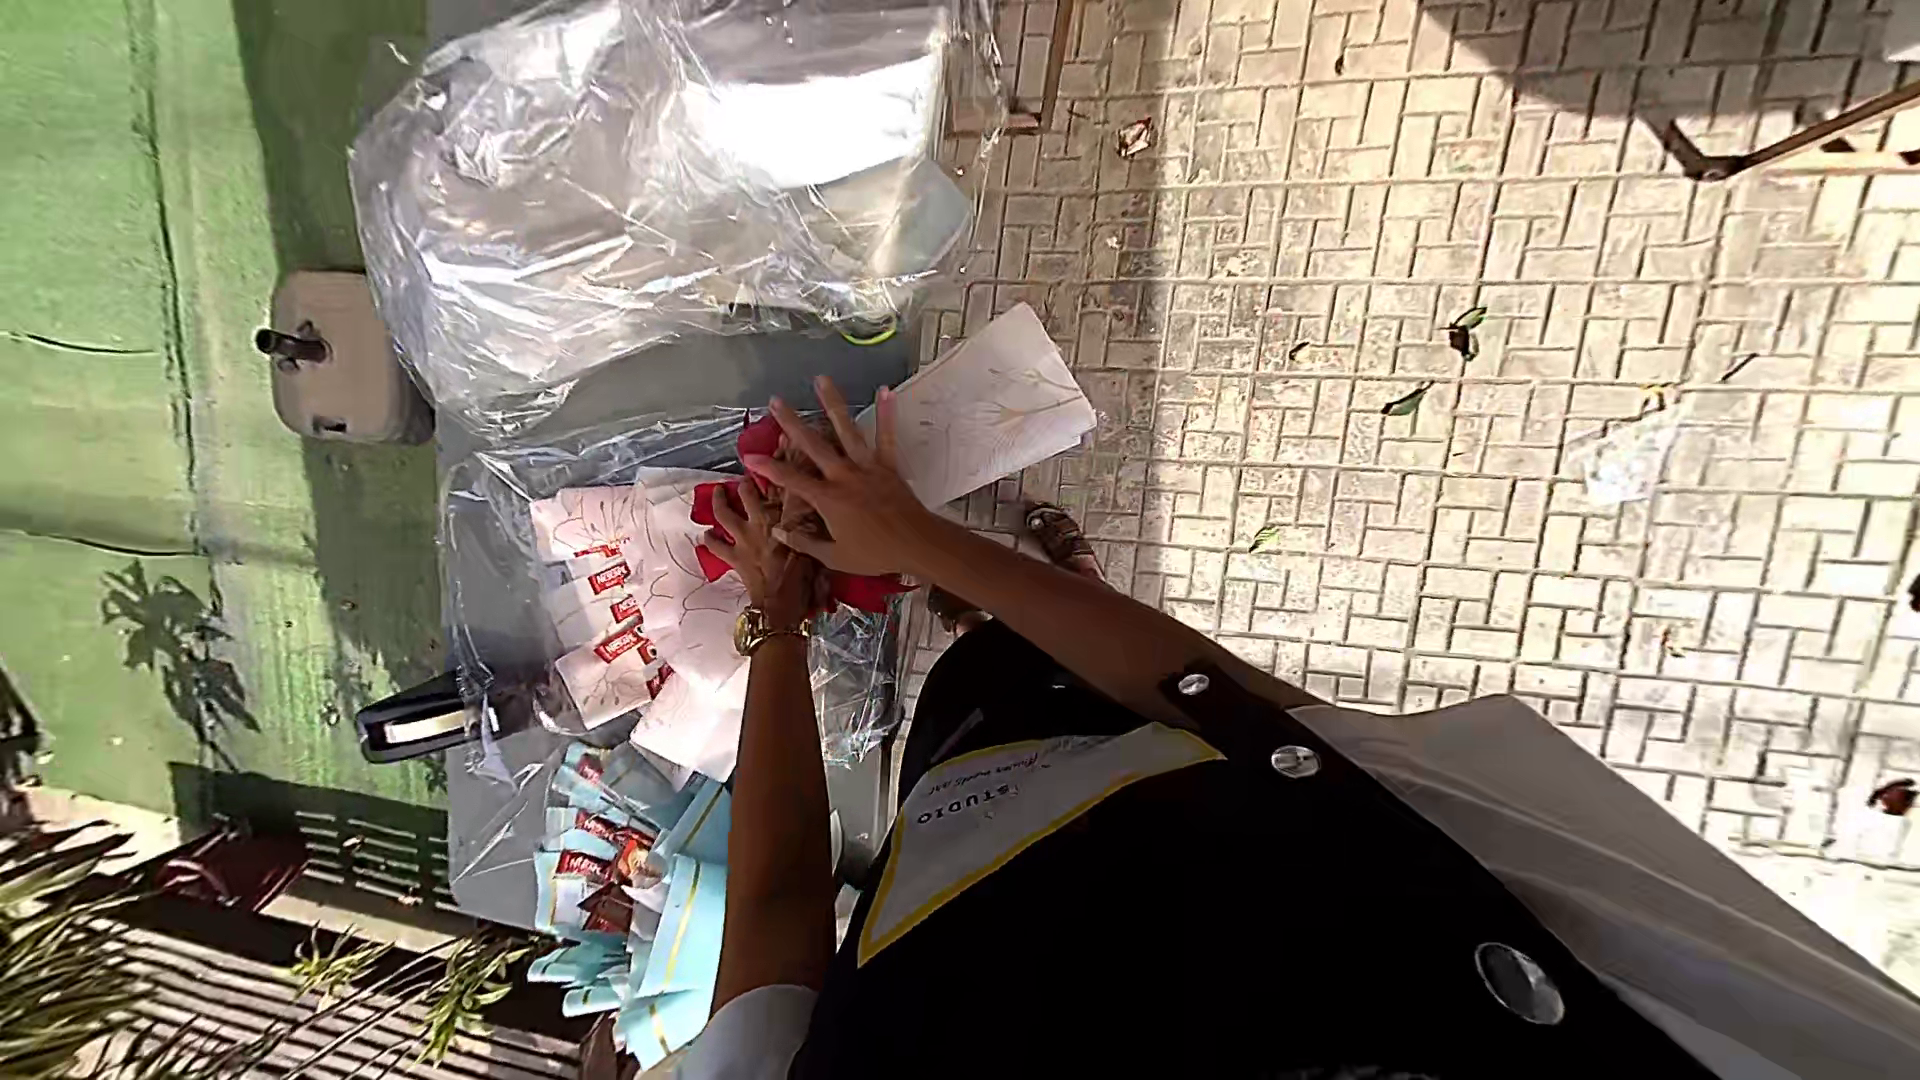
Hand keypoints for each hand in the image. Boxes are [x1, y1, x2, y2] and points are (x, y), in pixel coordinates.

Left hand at [706, 480, 815, 629]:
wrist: (780, 603)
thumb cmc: (802, 577)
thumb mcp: (815, 549)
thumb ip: (812, 529)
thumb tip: (817, 513)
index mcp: (781, 519)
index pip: (778, 490)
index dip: (775, 476)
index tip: (777, 465)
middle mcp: (758, 524)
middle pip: (746, 495)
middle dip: (745, 484)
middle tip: (745, 479)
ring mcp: (742, 540)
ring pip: (724, 514)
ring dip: (719, 502)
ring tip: (717, 493)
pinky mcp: (733, 557)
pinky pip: (716, 546)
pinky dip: (710, 539)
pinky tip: (706, 534)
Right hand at [745, 376, 949, 578]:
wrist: (916, 544)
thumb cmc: (876, 554)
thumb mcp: (835, 556)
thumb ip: (805, 543)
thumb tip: (777, 532)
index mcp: (828, 499)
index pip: (790, 480)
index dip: (768, 468)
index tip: (750, 456)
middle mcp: (844, 476)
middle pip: (813, 445)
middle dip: (792, 422)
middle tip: (776, 401)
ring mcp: (867, 467)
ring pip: (847, 430)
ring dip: (833, 404)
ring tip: (821, 380)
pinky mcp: (888, 466)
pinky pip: (886, 436)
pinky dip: (887, 414)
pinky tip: (885, 391)